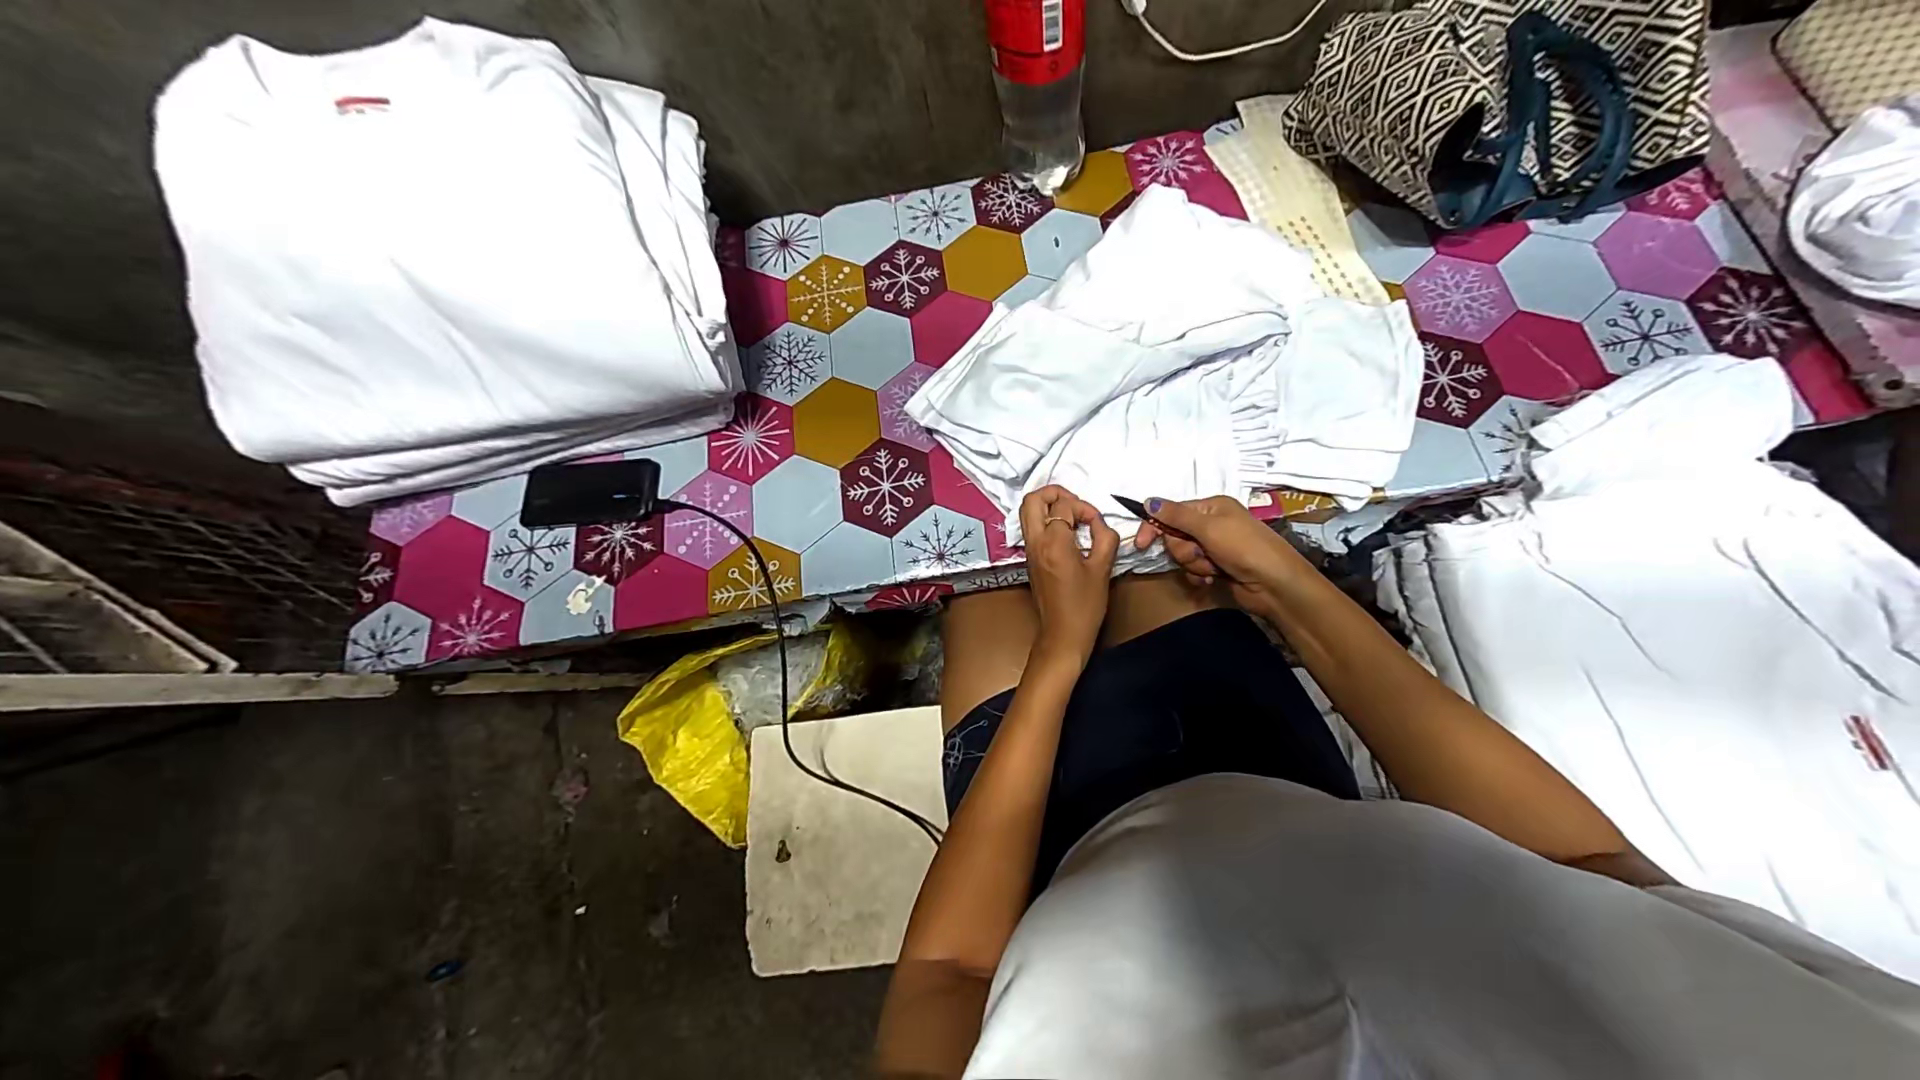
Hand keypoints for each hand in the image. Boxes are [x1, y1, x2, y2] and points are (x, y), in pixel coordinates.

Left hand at [1019, 485, 1118, 664]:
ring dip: (1049, 506)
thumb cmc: (1085, 605)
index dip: (1084, 507)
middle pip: (1032, 499)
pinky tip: (1067, 533)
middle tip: (1075, 503)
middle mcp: (1035, 542)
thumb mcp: (1103, 568)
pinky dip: (1046, 520)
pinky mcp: (1029, 559)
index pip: (1064, 505)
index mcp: (1053, 542)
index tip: (1097, 522)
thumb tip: (1099, 522)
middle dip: (1054, 493)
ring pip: (1027, 512)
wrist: (1063, 634)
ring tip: (1073, 516)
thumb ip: (1105, 537)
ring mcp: (1029, 550)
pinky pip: (1031, 528)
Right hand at [1131, 496, 1304, 612]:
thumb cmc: (1244, 548)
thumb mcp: (1209, 528)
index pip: (1171, 512)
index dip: (1155, 527)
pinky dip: (1199, 575)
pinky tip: (1213, 579)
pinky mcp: (1216, 567)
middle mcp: (1211, 524)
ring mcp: (1214, 547)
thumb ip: (1176, 516)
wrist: (1274, 585)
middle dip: (1183, 549)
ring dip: (1194, 564)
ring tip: (1214, 568)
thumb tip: (1148, 501)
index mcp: (1212, 507)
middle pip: (1174, 535)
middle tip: (1200, 553)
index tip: (1141, 544)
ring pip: (1182, 555)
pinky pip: (1192, 569)